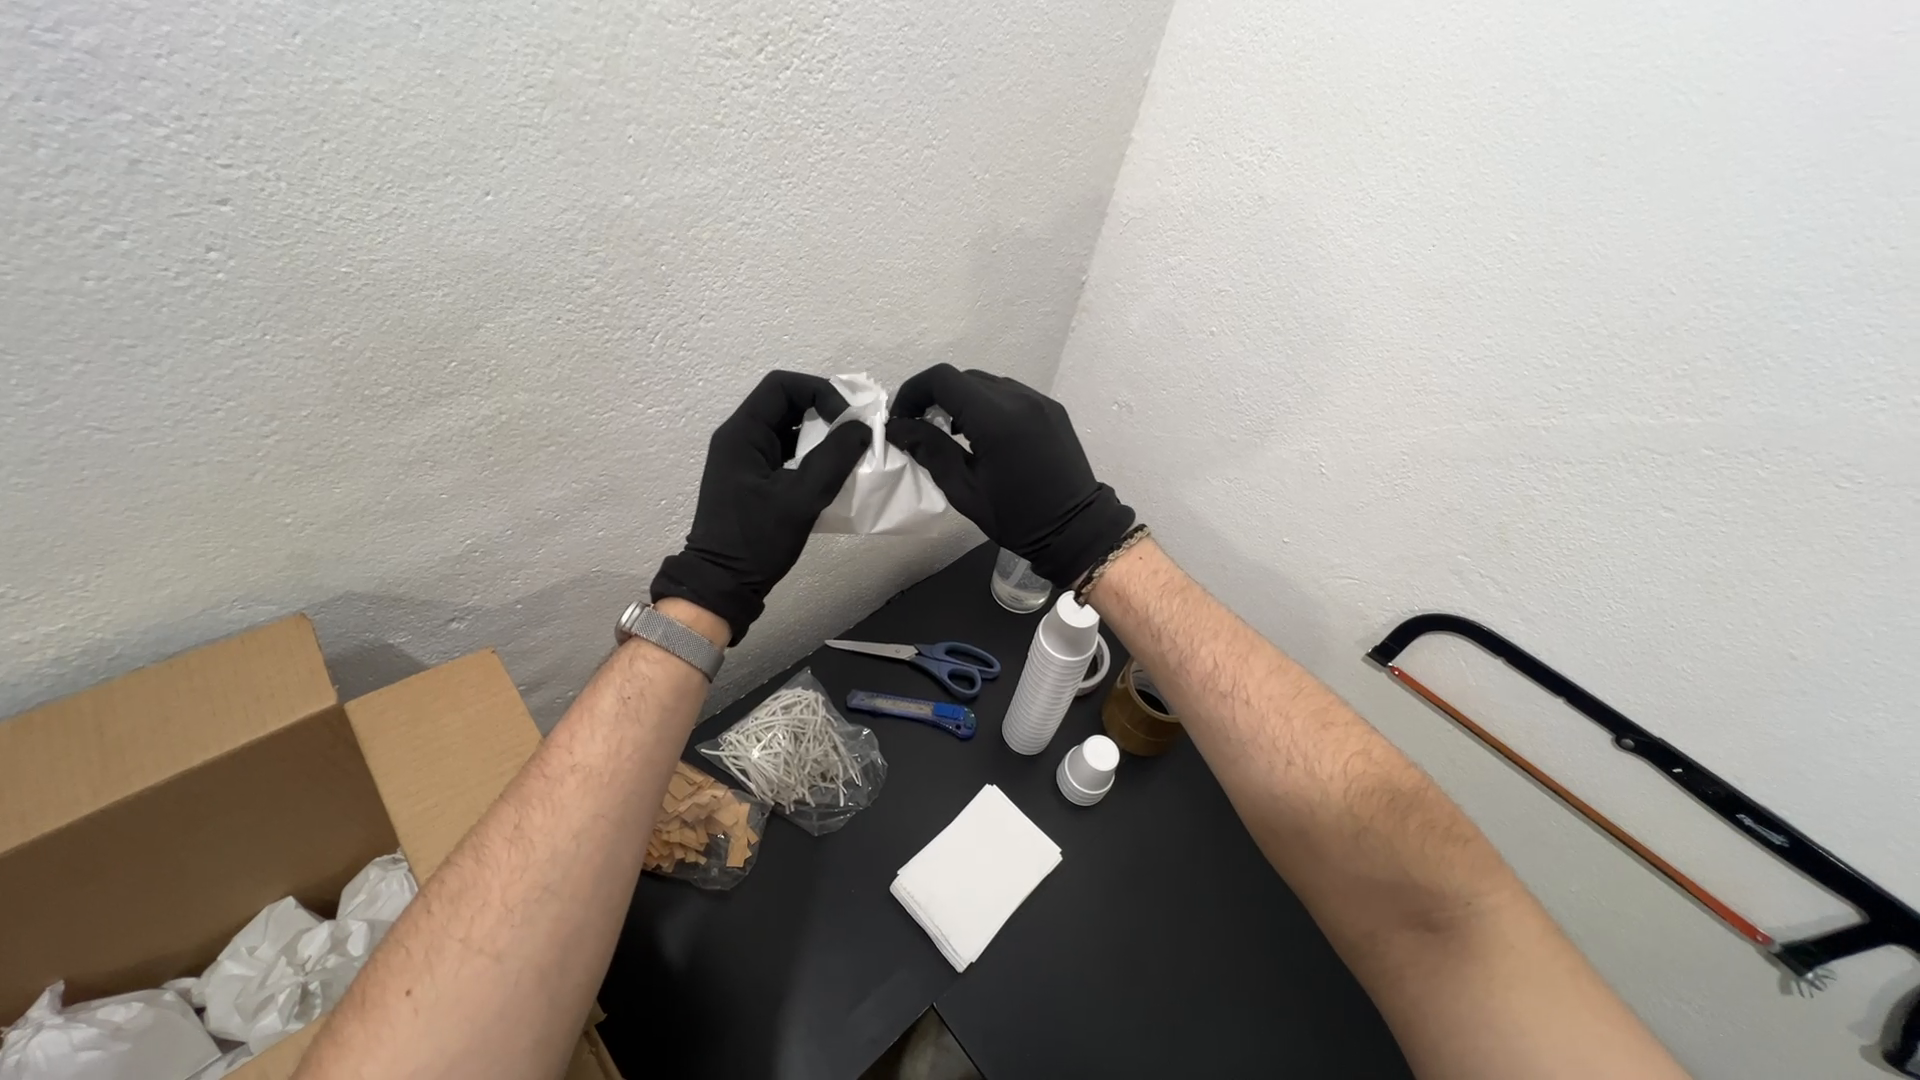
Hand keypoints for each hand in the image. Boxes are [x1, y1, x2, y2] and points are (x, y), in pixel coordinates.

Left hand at [652, 371, 870, 643]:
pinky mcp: (754, 479)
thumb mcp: (802, 498)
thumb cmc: (757, 540)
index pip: (782, 385)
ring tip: (850, 452)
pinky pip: (787, 453)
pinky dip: (812, 456)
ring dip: (821, 435)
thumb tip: (862, 428)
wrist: (722, 585)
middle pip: (786, 403)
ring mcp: (745, 460)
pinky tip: (833, 474)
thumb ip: (834, 458)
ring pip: (788, 429)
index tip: (846, 418)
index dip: (820, 391)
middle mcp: (740, 438)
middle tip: (856, 432)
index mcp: (742, 433)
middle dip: (825, 412)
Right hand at [886, 364, 1133, 585]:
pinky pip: (1010, 394)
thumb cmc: (1017, 518)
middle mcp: (1019, 398)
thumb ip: (929, 450)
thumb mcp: (964, 490)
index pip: (942, 379)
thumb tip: (897, 428)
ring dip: (962, 400)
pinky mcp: (1051, 409)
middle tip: (921, 427)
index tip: (902, 418)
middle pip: (963, 378)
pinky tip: (983, 435)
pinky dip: (987, 405)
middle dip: (935, 396)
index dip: (913, 391)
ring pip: (987, 383)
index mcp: (996, 418)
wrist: (1076, 529)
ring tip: (951, 432)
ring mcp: (1039, 401)